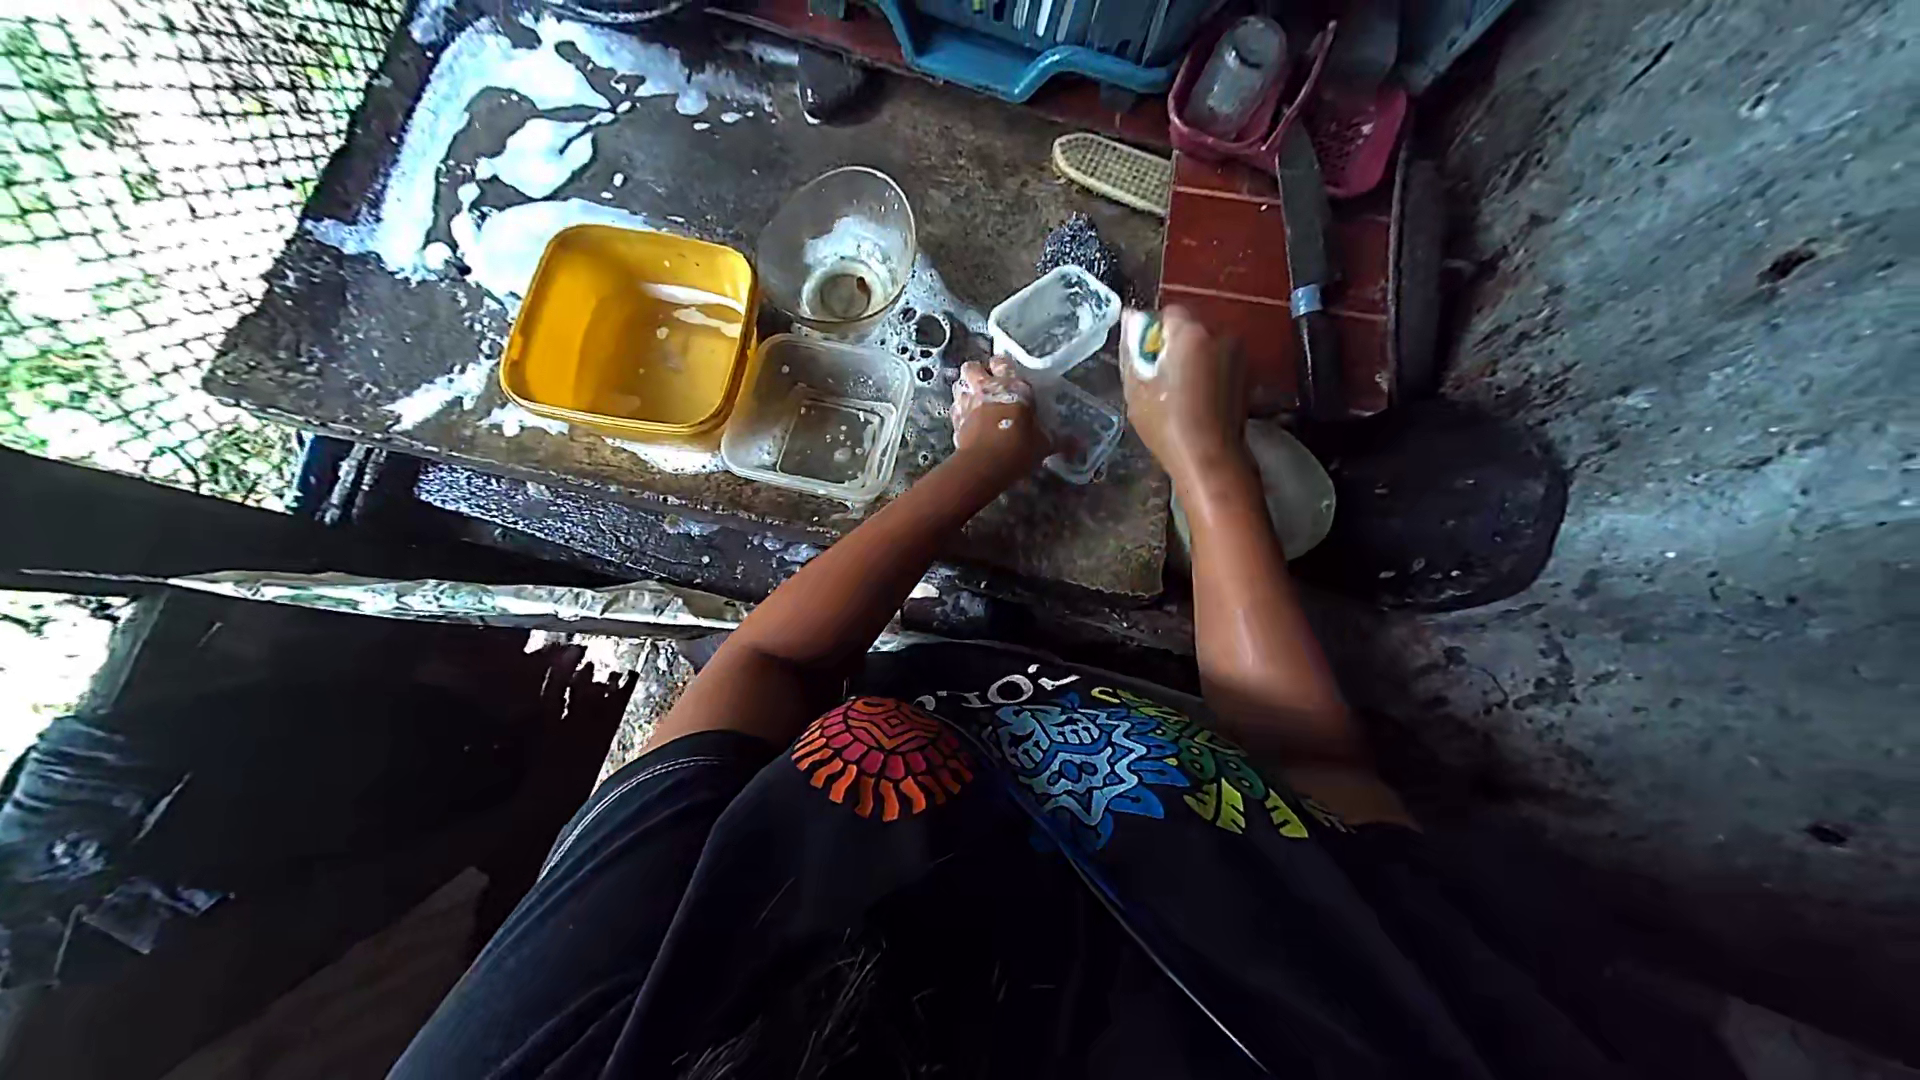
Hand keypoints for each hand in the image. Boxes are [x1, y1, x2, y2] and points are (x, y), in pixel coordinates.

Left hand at [950, 357, 1048, 475]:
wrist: (985, 464)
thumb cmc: (1018, 446)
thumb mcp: (1043, 444)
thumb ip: (1059, 440)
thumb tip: (1080, 445)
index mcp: (1011, 385)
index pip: (1002, 362)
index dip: (1002, 365)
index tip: (1006, 373)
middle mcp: (985, 387)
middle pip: (972, 367)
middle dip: (977, 372)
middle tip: (986, 384)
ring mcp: (967, 402)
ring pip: (959, 384)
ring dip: (965, 389)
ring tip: (973, 400)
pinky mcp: (955, 419)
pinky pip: (954, 408)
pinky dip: (959, 412)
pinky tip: (966, 421)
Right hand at [1120, 306, 1250, 489]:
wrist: (1210, 457)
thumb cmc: (1167, 424)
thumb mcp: (1136, 389)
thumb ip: (1132, 349)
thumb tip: (1132, 320)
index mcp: (1191, 334)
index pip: (1168, 313)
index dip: (1153, 334)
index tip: (1146, 360)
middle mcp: (1221, 334)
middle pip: (1191, 329)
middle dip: (1174, 347)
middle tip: (1160, 379)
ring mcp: (1239, 354)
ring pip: (1207, 346)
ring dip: (1192, 360)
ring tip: (1179, 393)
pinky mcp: (1247, 374)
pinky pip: (1220, 362)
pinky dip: (1208, 373)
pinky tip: (1198, 400)